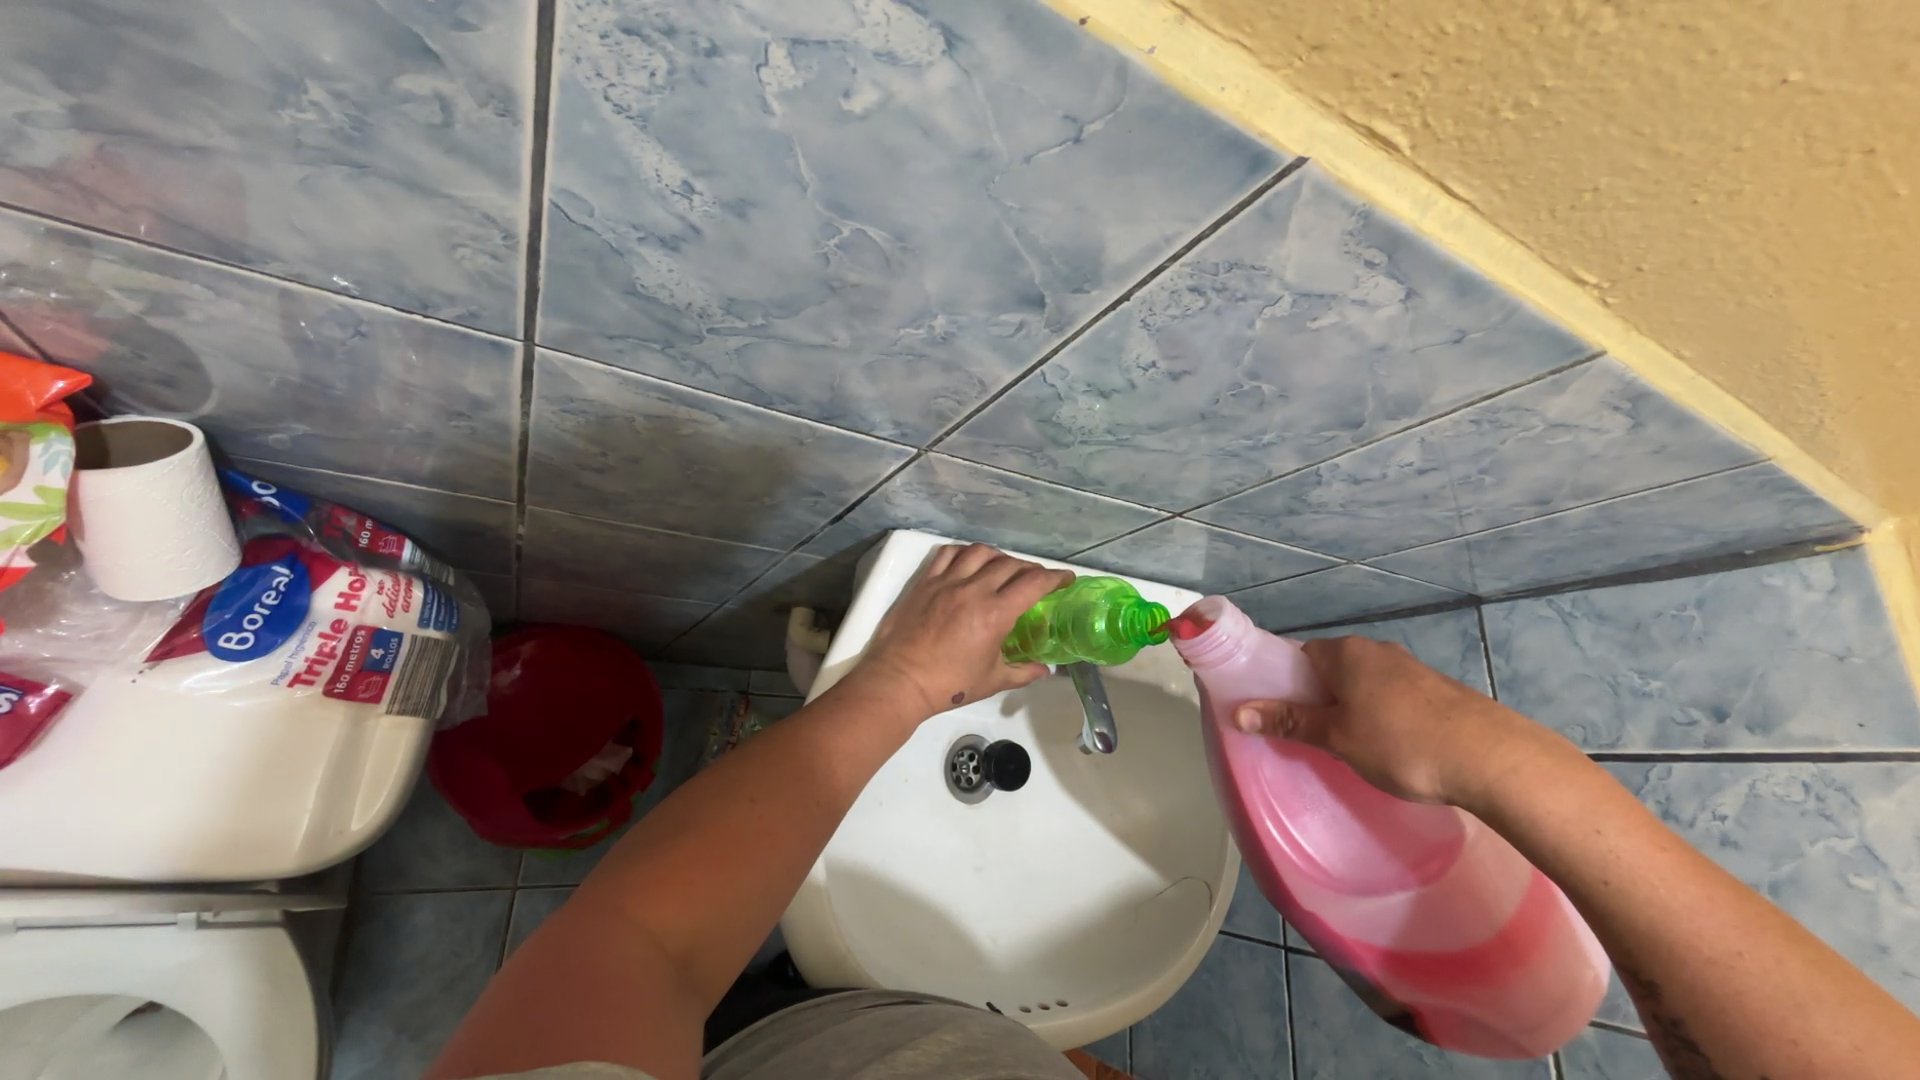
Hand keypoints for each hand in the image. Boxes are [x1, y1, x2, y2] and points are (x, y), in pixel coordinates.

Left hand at [847, 544, 1073, 720]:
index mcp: (995, 614)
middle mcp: (973, 590)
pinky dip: (964, 552)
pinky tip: (970, 562)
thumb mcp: (992, 681)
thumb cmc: (949, 685)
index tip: (1066, 578)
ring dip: (999, 557)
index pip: (1034, 583)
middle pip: (1011, 564)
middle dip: (1030, 569)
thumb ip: (1023, 672)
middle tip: (1037, 579)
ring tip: (1004, 568)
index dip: (1055, 577)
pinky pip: (948, 554)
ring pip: (981, 552)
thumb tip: (1044, 670)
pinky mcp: (925, 582)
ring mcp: (947, 582)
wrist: (900, 681)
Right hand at [1231, 636, 1560, 807]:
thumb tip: (1238, 712)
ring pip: (1364, 685)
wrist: (1493, 759)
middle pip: (1332, 669)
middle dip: (1318, 697)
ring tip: (1347, 745)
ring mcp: (1412, 670)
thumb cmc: (1401, 742)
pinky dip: (1381, 716)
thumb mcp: (1337, 736)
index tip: (1279, 712)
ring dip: (1352, 708)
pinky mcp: (1438, 692)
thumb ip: (1289, 722)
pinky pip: (1392, 698)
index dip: (1285, 681)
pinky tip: (1388, 747)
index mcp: (1347, 652)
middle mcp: (1378, 651)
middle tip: (1308, 734)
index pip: (1300, 654)